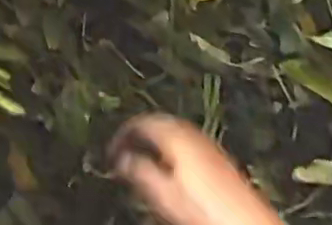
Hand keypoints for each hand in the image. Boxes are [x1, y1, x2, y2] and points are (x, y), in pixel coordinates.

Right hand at [109, 115, 285, 224]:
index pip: (140, 122)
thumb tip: (120, 158)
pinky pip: (186, 141)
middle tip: (126, 149)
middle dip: (140, 134)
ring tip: (145, 158)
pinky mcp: (219, 158)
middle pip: (157, 122)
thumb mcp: (167, 194)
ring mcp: (208, 143)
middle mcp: (191, 131)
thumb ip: (140, 171)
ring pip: (173, 131)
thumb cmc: (208, 209)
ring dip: (156, 140)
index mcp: (175, 133)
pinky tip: (172, 167)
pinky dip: (172, 148)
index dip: (122, 134)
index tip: (113, 149)